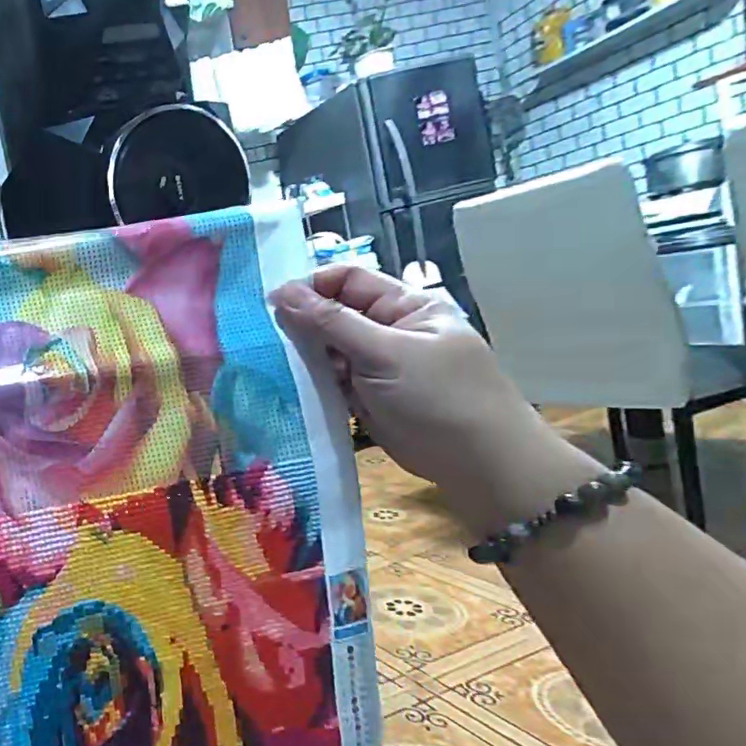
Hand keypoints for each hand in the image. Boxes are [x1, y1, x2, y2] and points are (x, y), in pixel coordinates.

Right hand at [271, 266, 599, 531]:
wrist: (478, 464)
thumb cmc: (439, 396)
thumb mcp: (384, 352)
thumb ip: (331, 322)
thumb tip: (283, 291)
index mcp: (404, 305)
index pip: (348, 281)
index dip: (311, 287)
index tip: (272, 303)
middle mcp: (389, 330)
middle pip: (334, 315)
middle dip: (304, 324)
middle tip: (267, 338)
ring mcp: (377, 366)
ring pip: (329, 351)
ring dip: (306, 357)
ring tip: (276, 365)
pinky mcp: (368, 397)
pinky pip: (333, 382)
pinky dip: (315, 384)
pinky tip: (292, 387)